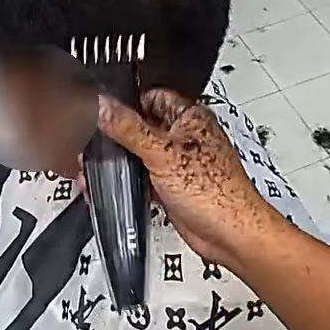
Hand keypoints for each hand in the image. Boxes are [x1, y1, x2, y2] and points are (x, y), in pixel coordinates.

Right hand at [96, 89, 289, 268]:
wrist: (229, 234)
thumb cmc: (216, 192)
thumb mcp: (162, 153)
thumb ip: (128, 128)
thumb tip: (102, 106)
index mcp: (190, 117)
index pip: (151, 95)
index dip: (126, 102)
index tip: (102, 111)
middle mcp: (186, 137)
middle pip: (142, 125)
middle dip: (120, 135)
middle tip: (100, 142)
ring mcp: (179, 162)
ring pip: (142, 153)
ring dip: (124, 161)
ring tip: (105, 166)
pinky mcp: (173, 186)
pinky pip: (145, 177)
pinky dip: (132, 181)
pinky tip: (120, 187)